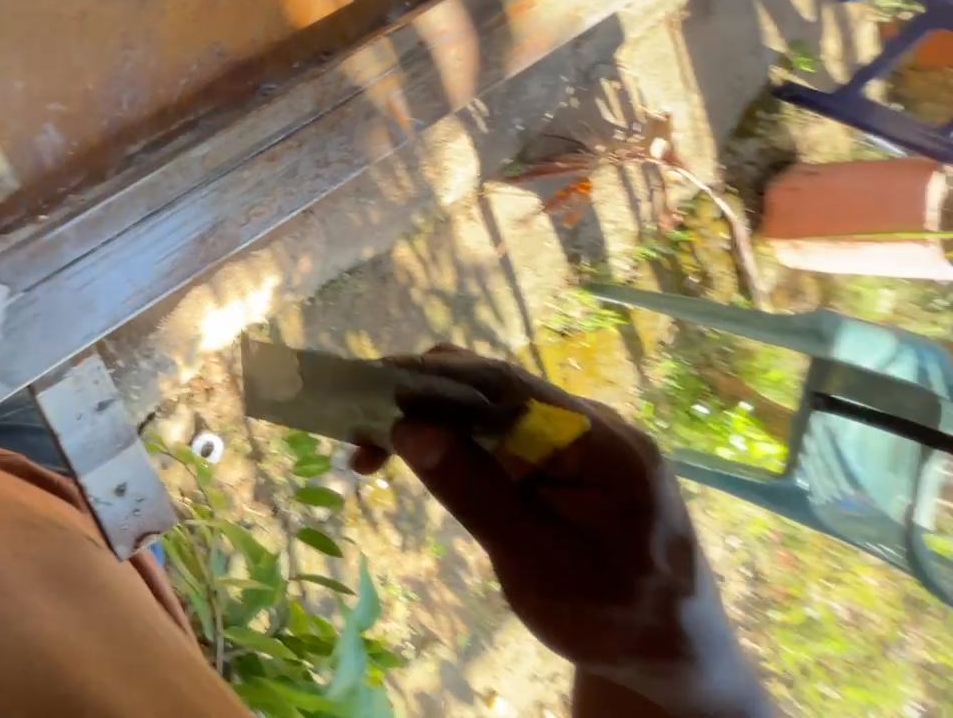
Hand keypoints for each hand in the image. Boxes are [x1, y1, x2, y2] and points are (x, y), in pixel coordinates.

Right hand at [353, 346, 769, 716]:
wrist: (672, 660)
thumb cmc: (611, 620)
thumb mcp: (535, 563)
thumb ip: (473, 491)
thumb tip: (407, 427)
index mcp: (602, 444)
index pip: (505, 385)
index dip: (434, 376)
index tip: (374, 383)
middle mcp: (592, 426)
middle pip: (490, 386)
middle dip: (419, 398)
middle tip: (362, 428)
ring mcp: (578, 438)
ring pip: (486, 406)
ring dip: (427, 420)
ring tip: (373, 450)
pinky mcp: (562, 457)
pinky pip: (497, 430)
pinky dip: (449, 439)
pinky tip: (418, 458)